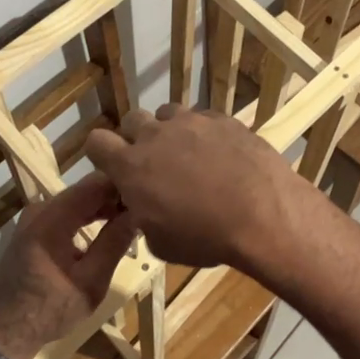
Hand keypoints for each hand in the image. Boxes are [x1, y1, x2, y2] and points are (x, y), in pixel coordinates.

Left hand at [0, 175, 138, 358]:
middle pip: (85, 190)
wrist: (5, 331)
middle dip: (115, 197)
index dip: (123, 186)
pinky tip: (107, 228)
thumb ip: (114, 242)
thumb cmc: (50, 310)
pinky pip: (66, 213)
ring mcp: (34, 218)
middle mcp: (40, 209)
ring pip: (77, 201)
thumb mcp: (90, 281)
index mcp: (52, 218)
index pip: (95, 184)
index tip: (149, 197)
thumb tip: (139, 213)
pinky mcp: (33, 229)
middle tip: (145, 211)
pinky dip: (87, 218)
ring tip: (132, 219)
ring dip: (103, 208)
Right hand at [83, 104, 331, 272]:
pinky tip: (220, 154)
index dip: (102, 154)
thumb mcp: (161, 244)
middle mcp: (156, 135)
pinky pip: (202, 118)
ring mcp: (191, 122)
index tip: (114, 169)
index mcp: (131, 166)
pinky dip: (204, 133)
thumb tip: (146, 208)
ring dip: (170, 131)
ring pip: (167, 114)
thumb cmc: (206, 237)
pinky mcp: (223, 118)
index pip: (96, 142)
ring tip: (188, 156)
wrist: (264, 214)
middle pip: (131, 121)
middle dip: (136, 138)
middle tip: (153, 164)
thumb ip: (143, 217)